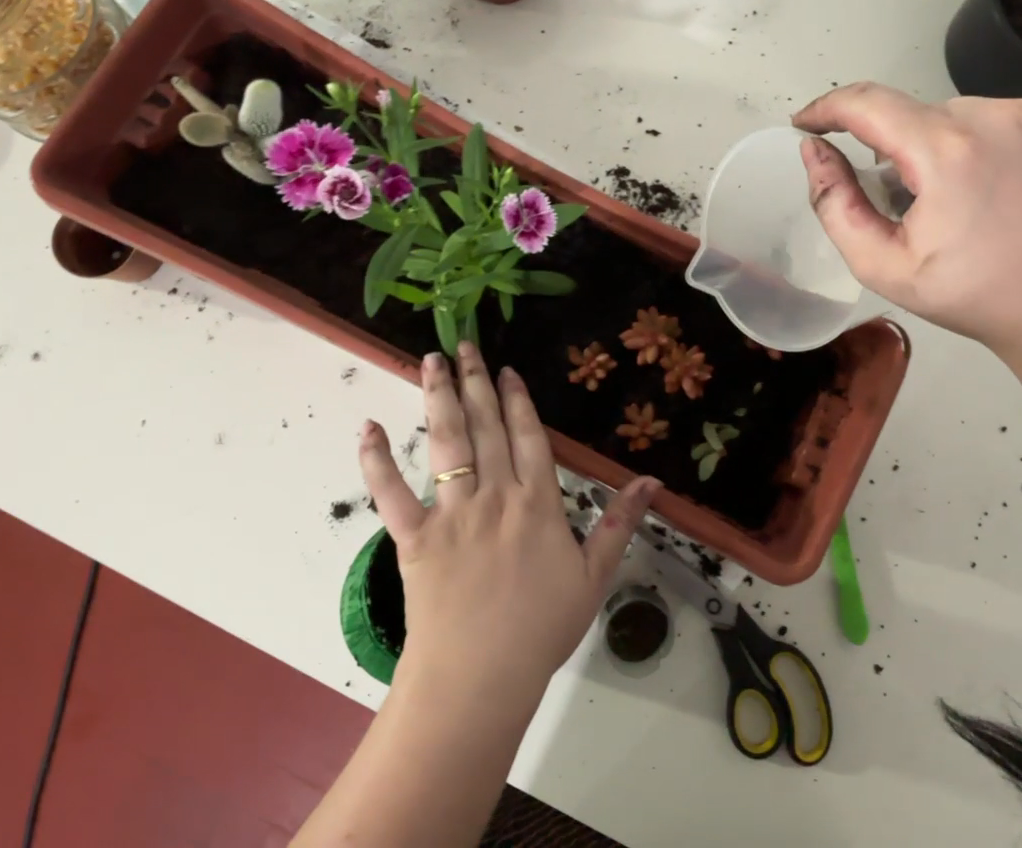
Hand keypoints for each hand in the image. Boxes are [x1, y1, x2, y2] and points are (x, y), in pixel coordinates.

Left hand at [359, 343, 657, 692]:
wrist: (481, 676)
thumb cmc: (542, 629)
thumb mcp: (594, 576)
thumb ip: (619, 522)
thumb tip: (652, 481)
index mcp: (537, 504)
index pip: (528, 438)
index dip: (517, 400)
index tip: (506, 369)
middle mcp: (494, 496)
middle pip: (486, 427)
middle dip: (475, 382)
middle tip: (465, 345)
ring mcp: (450, 513)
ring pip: (445, 443)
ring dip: (436, 398)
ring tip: (430, 361)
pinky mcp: (412, 537)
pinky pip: (390, 492)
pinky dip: (376, 460)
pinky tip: (368, 427)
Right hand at [794, 84, 1021, 376]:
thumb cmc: (974, 297)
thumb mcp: (884, 267)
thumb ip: (835, 205)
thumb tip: (813, 151)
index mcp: (947, 153)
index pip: (868, 103)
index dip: (827, 108)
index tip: (804, 124)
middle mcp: (994, 116)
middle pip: (912, 115)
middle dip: (892, 151)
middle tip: (900, 206)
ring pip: (952, 116)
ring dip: (934, 148)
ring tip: (953, 204)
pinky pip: (993, 119)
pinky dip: (974, 145)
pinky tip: (989, 190)